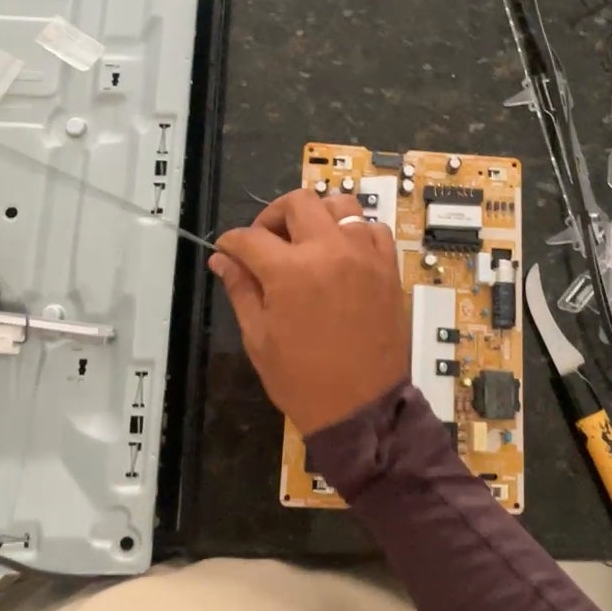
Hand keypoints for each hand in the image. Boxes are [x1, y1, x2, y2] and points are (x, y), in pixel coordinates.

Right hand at [212, 189, 407, 435]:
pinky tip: (341, 254)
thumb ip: (241, 289)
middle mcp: (330, 250)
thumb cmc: (302, 379)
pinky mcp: (388, 267)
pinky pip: (373, 229)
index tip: (228, 251)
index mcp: (290, 271)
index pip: (250, 237)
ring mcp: (364, 254)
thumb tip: (223, 260)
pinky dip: (354, 232)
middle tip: (265, 240)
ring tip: (306, 240)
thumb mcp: (258, 337)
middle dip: (273, 215)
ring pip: (340, 204)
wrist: (361, 408)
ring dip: (317, 214)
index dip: (232, 243)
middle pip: (298, 202)